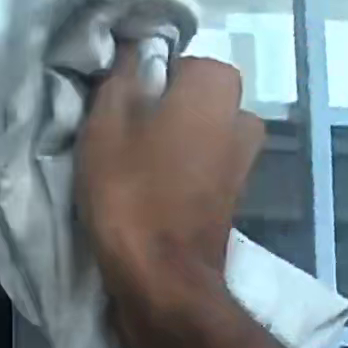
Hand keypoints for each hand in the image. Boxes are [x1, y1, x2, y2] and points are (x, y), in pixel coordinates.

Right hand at [77, 49, 265, 323]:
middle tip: (121, 154)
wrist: (163, 285)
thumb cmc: (131, 198)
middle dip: (159, 125)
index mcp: (216, 86)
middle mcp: (241, 120)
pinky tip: (149, 209)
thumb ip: (122, 78)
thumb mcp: (106, 124)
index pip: (172, 66)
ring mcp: (241, 170)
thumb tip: (136, 62)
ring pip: (194, 147)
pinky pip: (198, 182)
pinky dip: (177, 190)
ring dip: (167, 161)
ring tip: (132, 186)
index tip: (115, 122)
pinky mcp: (229, 210)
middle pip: (187, 109)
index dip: (140, 92)